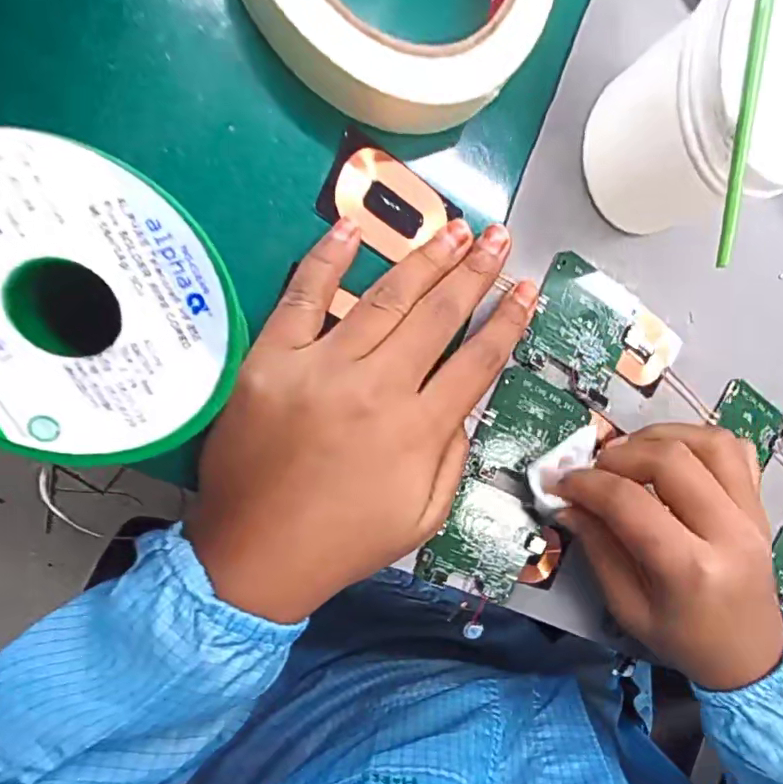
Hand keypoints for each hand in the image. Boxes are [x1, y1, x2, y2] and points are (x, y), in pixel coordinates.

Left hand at [184, 218, 538, 622]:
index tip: (526, 290)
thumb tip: (463, 408)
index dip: (508, 321)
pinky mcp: (271, 360)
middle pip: (437, 316)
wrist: (256, 556)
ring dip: (424, 259)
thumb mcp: (422, 520)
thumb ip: (452, 460)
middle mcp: (377, 388)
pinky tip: (353, 227)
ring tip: (453, 229)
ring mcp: (320, 369)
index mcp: (418, 431)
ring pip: (383, 298)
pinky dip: (327, 258)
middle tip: (497, 237)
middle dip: (474, 272)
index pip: (477, 361)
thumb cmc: (342, 545)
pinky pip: (303, 296)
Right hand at [553, 424, 782, 690]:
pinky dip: (697, 440)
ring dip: (659, 437)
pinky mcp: (760, 506)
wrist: (750, 656)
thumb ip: (599, 550)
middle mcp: (728, 532)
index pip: (630, 503)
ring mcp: (752, 514)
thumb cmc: (683, 641)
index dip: (587, 485)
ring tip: (627, 453)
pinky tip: (669, 455)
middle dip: (619, 455)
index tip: (560, 484)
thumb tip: (569, 505)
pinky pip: (735, 451)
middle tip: (593, 470)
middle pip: (671, 460)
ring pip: (709, 442)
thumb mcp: (628, 608)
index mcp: (689, 569)